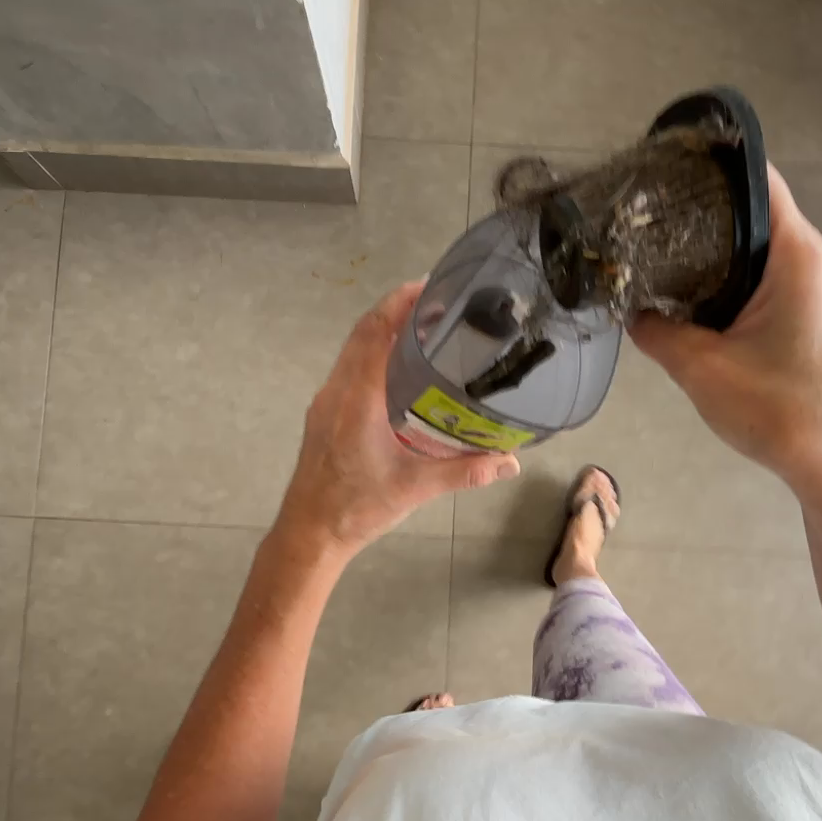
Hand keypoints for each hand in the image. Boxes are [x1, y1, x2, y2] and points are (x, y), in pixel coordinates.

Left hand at [276, 282, 520, 557]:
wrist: (309, 533)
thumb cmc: (357, 509)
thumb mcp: (415, 488)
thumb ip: (466, 471)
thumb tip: (512, 462)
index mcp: (357, 400)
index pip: (375, 334)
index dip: (401, 304)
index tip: (432, 287)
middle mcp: (337, 391)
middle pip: (362, 333)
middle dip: (397, 310)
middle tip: (438, 303)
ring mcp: (326, 401)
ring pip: (353, 349)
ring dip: (383, 331)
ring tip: (424, 328)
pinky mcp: (325, 413)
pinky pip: (349, 368)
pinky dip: (373, 353)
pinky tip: (400, 368)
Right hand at [627, 163, 821, 491]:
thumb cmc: (775, 408)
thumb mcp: (699, 367)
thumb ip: (656, 331)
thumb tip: (628, 310)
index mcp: (793, 255)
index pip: (755, 181)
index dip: (710, 170)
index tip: (662, 174)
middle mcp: (805, 258)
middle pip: (747, 211)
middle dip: (696, 211)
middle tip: (641, 220)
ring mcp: (803, 286)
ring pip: (747, 248)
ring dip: (704, 250)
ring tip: (651, 253)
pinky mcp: (795, 312)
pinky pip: (751, 277)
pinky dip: (717, 279)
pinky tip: (681, 295)